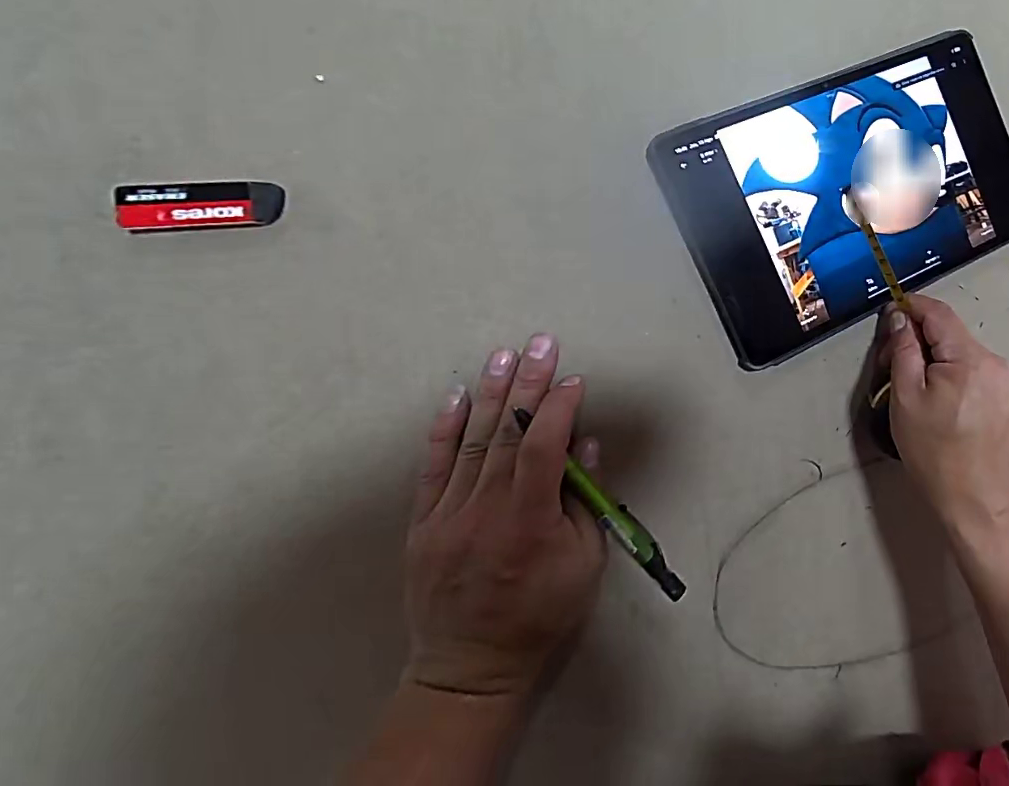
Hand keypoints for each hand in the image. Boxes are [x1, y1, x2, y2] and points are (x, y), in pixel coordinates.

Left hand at [401, 333, 605, 697]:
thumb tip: (583, 443)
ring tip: (504, 356)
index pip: (542, 450)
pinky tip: (457, 396)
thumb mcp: (585, 562)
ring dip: (491, 395)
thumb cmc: (542, 613)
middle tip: (541, 343)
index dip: (558, 410)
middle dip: (528, 384)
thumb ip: (584, 500)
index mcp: (529, 523)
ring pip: (471, 443)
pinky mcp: (422, 524)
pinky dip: (444, 430)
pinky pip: (432, 469)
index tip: (573, 381)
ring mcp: (448, 516)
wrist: (470, 665)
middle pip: (507, 436)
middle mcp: (484, 512)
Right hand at [880, 296, 1008, 529]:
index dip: (911, 307)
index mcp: (970, 359)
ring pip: (959, 350)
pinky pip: (972, 367)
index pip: (938, 313)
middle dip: (917, 338)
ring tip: (911, 385)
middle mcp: (993, 362)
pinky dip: (950, 370)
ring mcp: (1003, 378)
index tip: (890, 311)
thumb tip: (899, 319)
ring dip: (933, 356)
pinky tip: (934, 395)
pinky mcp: (1005, 394)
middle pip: (949, 331)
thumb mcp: (906, 397)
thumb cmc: (936, 454)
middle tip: (890, 360)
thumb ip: (903, 350)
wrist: (975, 498)